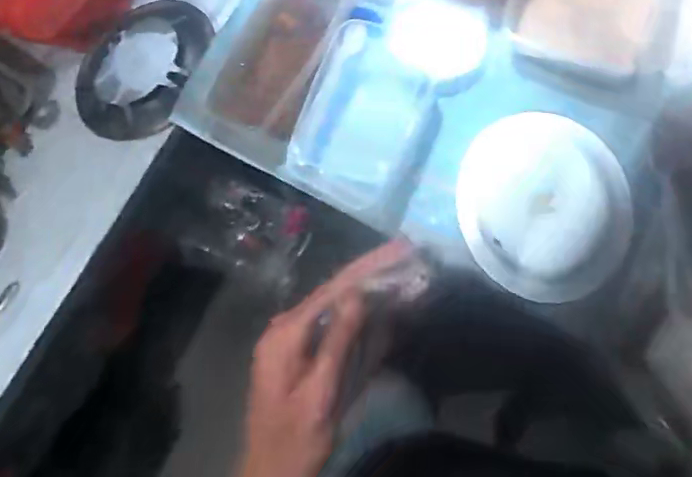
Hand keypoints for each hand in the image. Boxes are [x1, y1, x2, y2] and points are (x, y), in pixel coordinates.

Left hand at [237, 240, 414, 476]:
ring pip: (334, 304)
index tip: (399, 249)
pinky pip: (330, 323)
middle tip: (405, 250)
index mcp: (287, 331)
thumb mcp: (320, 396)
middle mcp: (286, 325)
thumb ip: (337, 343)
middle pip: (334, 291)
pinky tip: (376, 302)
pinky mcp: (299, 351)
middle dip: (370, 270)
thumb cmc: (295, 442)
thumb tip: (357, 294)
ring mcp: (290, 337)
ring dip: (365, 287)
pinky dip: (355, 312)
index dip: (368, 267)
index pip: (334, 289)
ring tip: (398, 269)